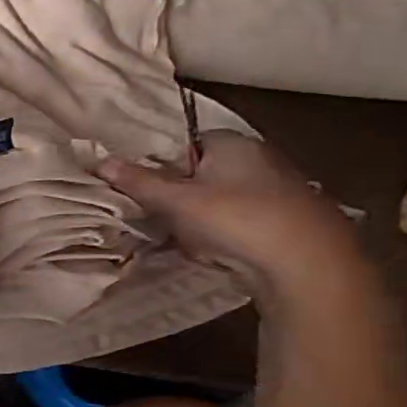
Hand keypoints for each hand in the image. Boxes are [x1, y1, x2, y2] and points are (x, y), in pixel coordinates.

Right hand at [98, 131, 364, 293]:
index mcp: (232, 142)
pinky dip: (218, 235)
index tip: (142, 189)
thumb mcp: (176, 200)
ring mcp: (274, 190)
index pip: (184, 143)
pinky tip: (210, 253)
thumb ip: (138, 181)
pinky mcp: (282, 221)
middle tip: (156, 218)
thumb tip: (101, 161)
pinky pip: (235, 222)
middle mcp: (257, 158)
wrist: (306, 264)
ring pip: (215, 200)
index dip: (159, 165)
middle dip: (175, 196)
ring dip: (194, 220)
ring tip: (181, 240)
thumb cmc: (235, 219)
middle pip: (198, 173)